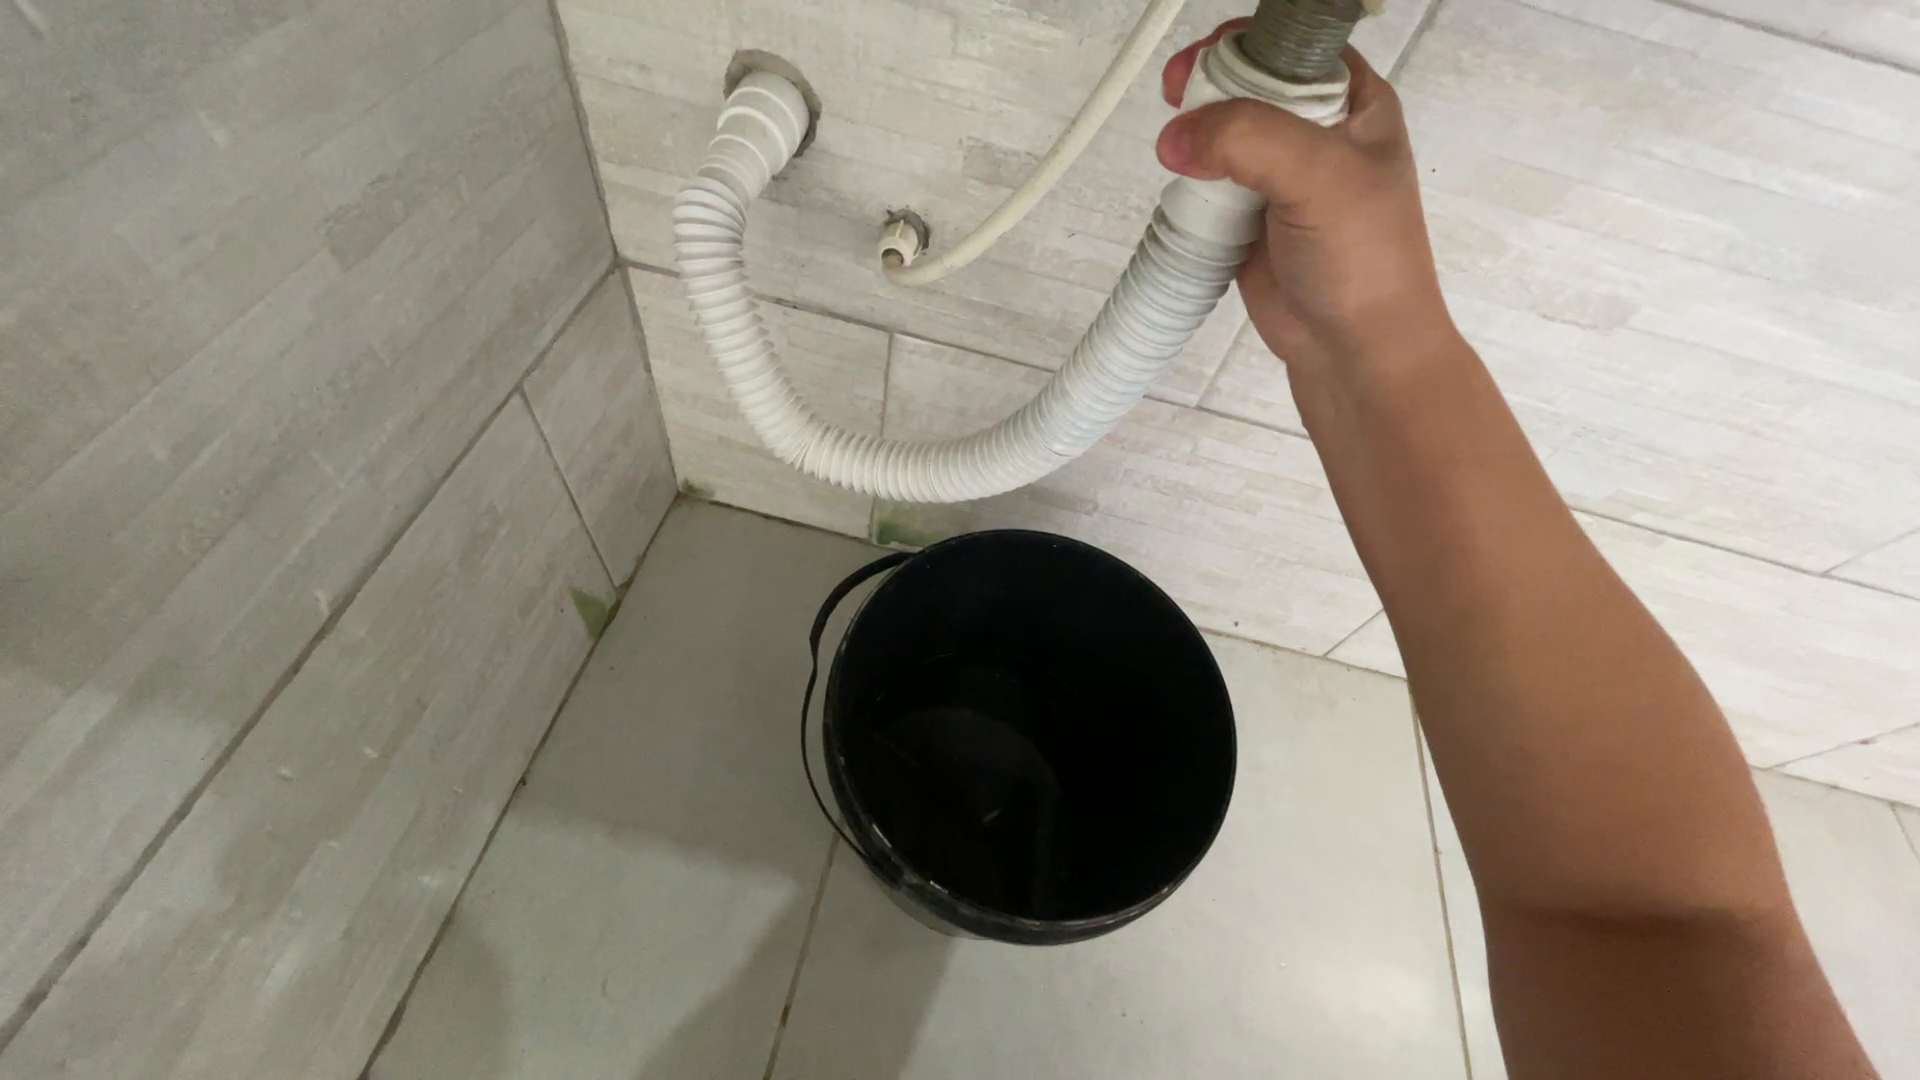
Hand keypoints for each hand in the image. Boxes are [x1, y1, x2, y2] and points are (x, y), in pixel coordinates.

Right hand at [1158, 23, 1456, 386]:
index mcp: (1352, 103)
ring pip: (1224, 140)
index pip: (1296, 45)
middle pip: (1250, 87)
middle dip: (1210, 84)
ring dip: (1194, 137)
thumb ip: (1250, 141)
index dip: (1249, 40)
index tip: (1202, 57)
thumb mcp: (1320, 176)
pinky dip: (1189, 185)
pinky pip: (1209, 190)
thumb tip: (1173, 138)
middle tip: (1174, 92)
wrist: (1350, 345)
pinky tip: (1176, 185)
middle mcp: (1314, 135)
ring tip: (1170, 148)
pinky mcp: (1246, 224)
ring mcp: (1277, 183)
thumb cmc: (1359, 256)